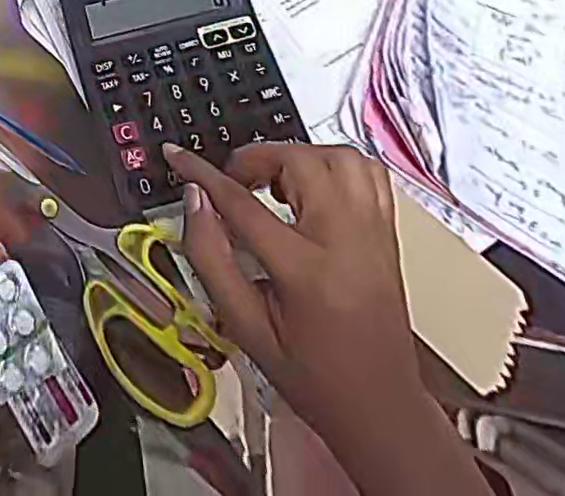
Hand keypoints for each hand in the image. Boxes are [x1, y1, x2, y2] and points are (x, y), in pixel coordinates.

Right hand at [165, 143, 492, 495]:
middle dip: (254, 160)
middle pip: (299, 163)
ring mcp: (376, 234)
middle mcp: (350, 243)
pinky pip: (366, 172)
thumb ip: (210, 257)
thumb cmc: (312, 374)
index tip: (176, 155)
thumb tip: (194, 199)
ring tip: (273, 181)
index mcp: (308, 272)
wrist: (381, 409)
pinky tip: (309, 184)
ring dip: (296, 156)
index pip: (243, 202)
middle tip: (233, 181)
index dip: (200, 173)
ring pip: (338, 157)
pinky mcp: (388, 233)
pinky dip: (332, 164)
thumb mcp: (243, 326)